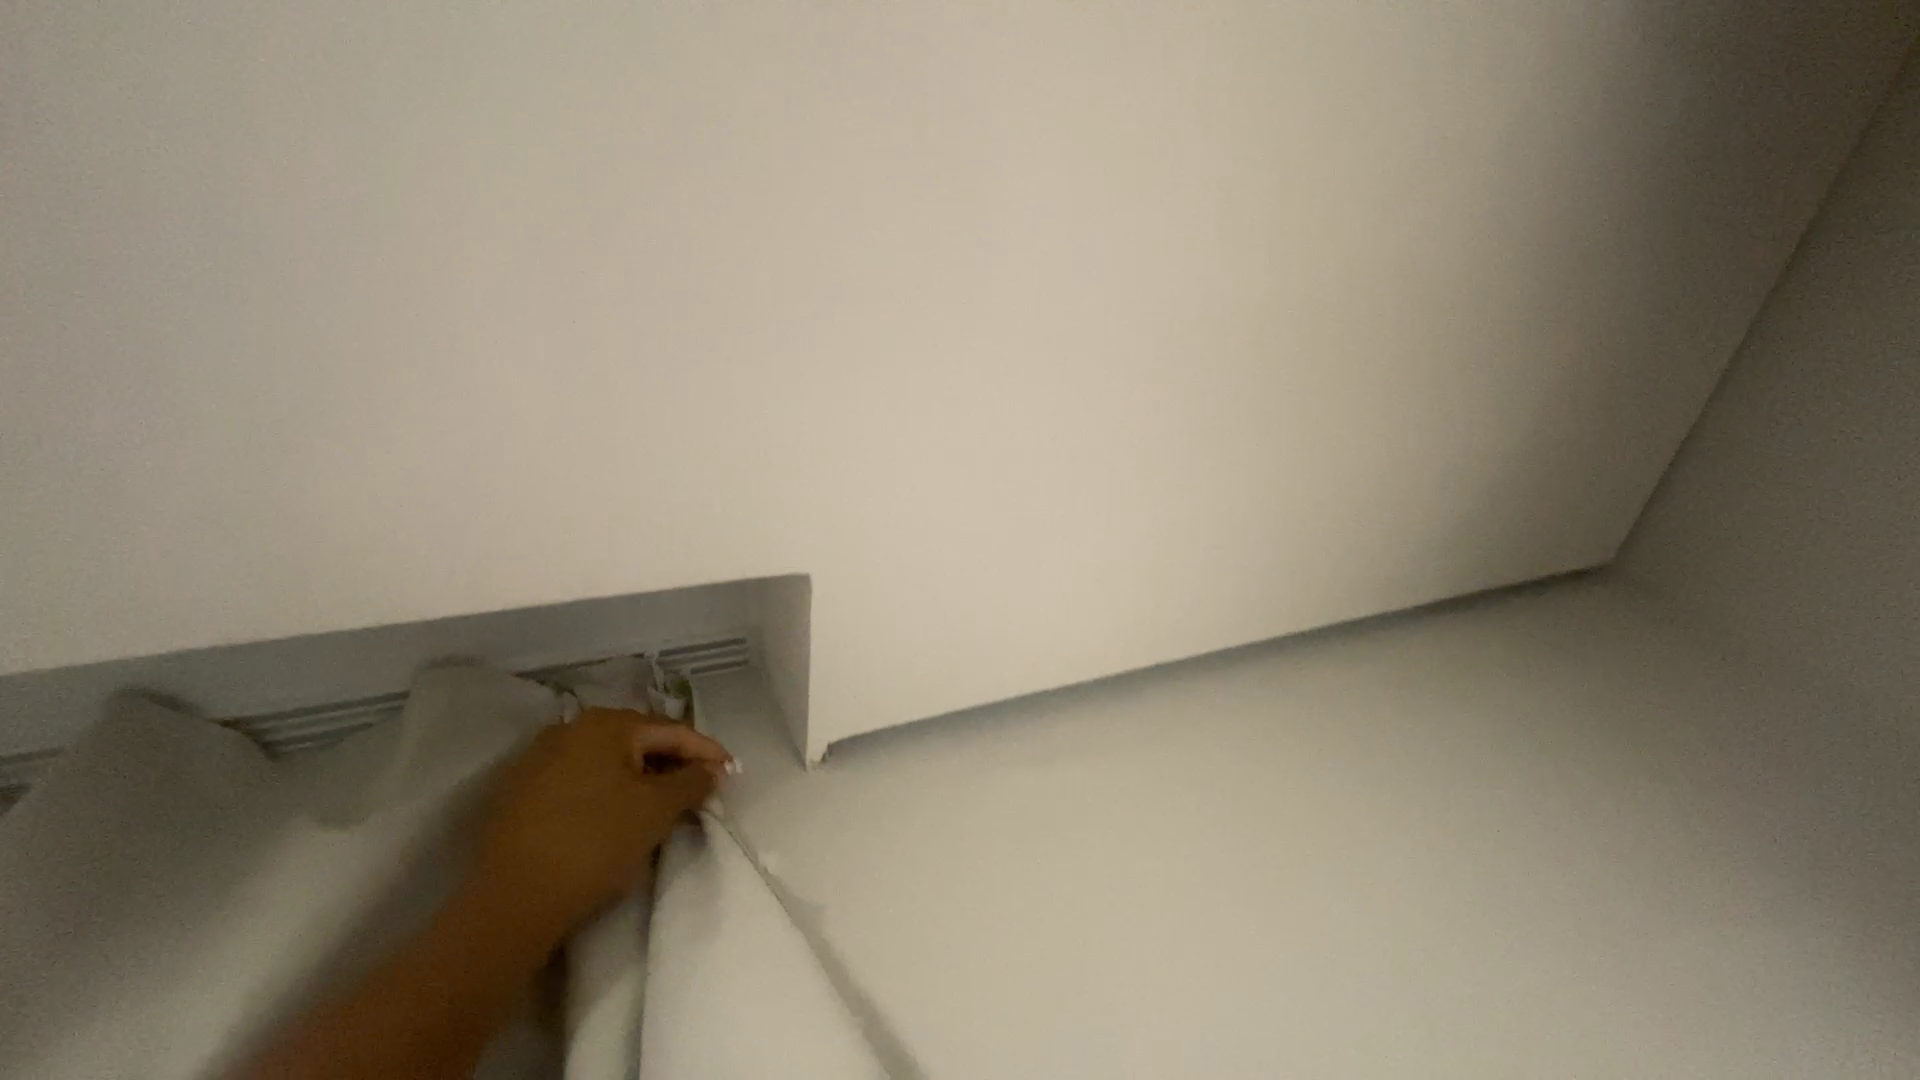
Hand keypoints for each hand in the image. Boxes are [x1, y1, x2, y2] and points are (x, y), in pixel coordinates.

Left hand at [469, 707, 731, 937]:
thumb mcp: (657, 810)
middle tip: (701, 789)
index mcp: (606, 724)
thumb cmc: (595, 843)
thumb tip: (712, 770)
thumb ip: (693, 781)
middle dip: (673, 764)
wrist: (512, 901)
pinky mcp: (519, 792)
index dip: (707, 753)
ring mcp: (539, 758)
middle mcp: (570, 729)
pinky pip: (579, 780)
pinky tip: (617, 816)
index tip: (731, 775)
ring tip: (663, 804)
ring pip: (607, 761)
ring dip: (640, 778)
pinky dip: (607, 792)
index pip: (672, 731)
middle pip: (638, 741)